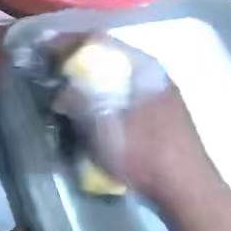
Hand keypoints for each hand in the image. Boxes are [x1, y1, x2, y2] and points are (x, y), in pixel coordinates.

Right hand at [48, 34, 216, 198]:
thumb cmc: (144, 154)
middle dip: (78, 59)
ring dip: (92, 77)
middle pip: (109, 54)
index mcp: (141, 67)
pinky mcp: (163, 111)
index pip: (98, 40)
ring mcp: (161, 91)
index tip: (43, 50)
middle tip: (51, 69)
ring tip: (68, 89)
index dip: (67, 43)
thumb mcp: (101, 127)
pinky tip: (95, 107)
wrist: (187, 190)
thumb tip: (61, 94)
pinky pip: (126, 90)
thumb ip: (78, 102)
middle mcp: (153, 72)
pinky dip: (106, 92)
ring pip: (118, 73)